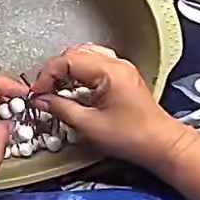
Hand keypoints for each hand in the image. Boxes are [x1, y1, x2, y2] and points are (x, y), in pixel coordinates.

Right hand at [33, 45, 194, 169]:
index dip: (47, 75)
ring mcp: (120, 68)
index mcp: (108, 71)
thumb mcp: (89, 126)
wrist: (161, 145)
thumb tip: (42, 100)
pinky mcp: (122, 76)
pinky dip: (79, 72)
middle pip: (74, 54)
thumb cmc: (133, 137)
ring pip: (84, 56)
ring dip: (66, 70)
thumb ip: (61, 109)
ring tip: (56, 89)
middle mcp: (116, 64)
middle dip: (54, 71)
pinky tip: (74, 89)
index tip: (38, 91)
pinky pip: (94, 63)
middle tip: (44, 91)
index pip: (67, 60)